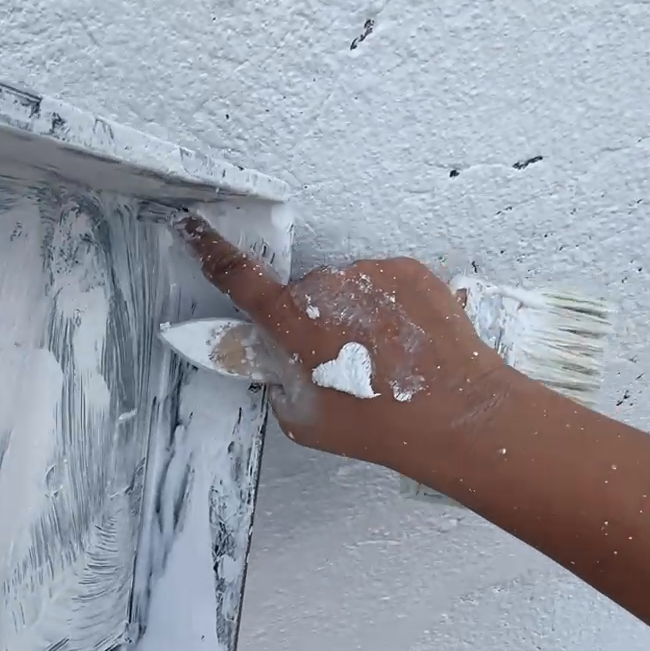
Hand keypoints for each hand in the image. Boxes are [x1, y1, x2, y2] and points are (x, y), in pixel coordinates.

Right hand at [177, 216, 521, 472]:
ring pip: (344, 290)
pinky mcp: (407, 271)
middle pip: (302, 296)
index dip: (209, 250)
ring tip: (381, 359)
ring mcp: (370, 273)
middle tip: (339, 363)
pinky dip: (385, 309)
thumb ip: (278, 382)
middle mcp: (327, 287)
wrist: (459, 415)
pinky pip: (379, 284)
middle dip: (311, 322)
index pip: (238, 278)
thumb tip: (278, 364)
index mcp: (293, 322)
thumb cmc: (379, 424)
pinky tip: (404, 345)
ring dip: (352, 316)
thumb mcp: (305, 419)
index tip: (190, 226)